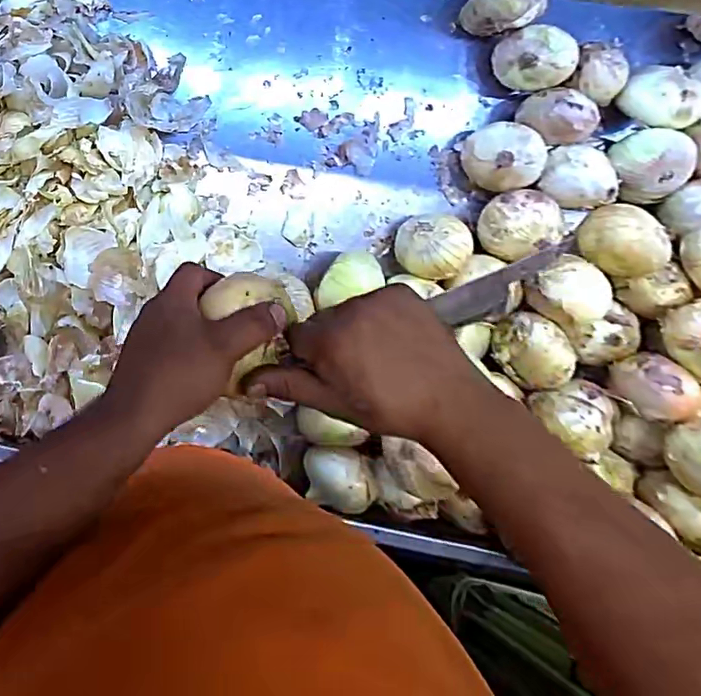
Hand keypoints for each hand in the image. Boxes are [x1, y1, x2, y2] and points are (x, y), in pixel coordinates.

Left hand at [100, 263, 284, 437]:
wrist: (134, 415)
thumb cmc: (181, 373)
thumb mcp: (225, 347)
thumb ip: (252, 325)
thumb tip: (276, 308)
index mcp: (172, 298)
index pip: (194, 271)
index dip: (218, 279)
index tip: (237, 301)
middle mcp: (153, 310)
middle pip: (186, 296)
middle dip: (213, 309)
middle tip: (234, 330)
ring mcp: (143, 334)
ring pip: (177, 322)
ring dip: (200, 332)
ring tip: (220, 354)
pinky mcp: (139, 358)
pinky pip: (167, 344)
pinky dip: (185, 351)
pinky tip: (197, 375)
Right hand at [241, 285, 487, 441]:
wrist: (452, 402)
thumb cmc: (388, 409)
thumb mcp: (334, 403)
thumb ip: (290, 385)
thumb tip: (248, 379)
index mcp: (327, 338)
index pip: (297, 336)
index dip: (309, 356)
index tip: (328, 372)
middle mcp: (347, 309)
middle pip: (323, 320)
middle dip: (331, 340)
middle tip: (357, 367)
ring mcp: (377, 297)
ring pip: (349, 309)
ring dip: (355, 326)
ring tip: (381, 355)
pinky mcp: (401, 292)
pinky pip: (377, 299)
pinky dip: (381, 315)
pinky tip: (397, 338)